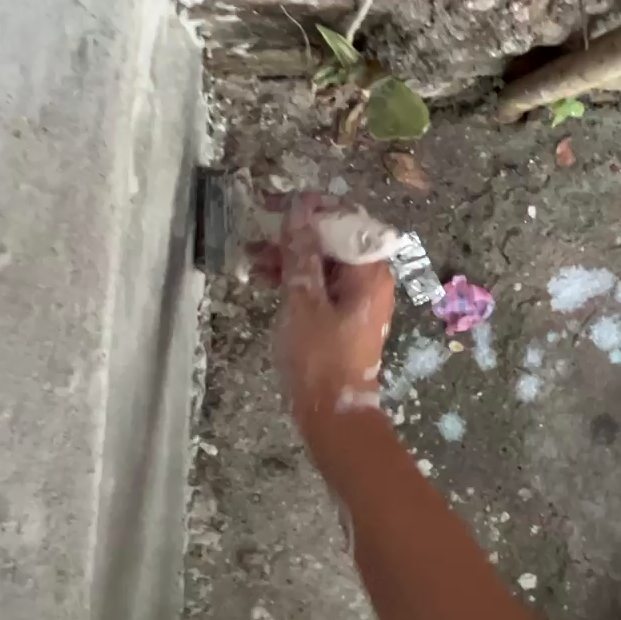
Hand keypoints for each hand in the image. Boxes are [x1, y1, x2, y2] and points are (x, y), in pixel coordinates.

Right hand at [270, 196, 394, 423]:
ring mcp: (358, 297)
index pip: (346, 218)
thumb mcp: (303, 302)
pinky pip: (321, 284)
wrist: (334, 415)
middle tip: (257, 229)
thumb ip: (300, 253)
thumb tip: (298, 209)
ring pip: (323, 261)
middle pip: (334, 238)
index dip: (311, 206)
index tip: (275, 204)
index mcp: (370, 270)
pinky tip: (264, 280)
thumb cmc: (320, 358)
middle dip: (295, 234)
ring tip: (250, 260)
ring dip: (289, 257)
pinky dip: (296, 279)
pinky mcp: (344, 314)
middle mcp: (370, 278)